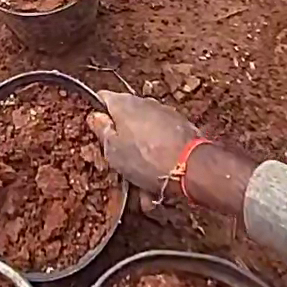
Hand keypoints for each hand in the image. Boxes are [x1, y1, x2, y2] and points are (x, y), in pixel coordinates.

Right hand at [86, 91, 202, 194]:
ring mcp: (163, 114)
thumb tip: (95, 116)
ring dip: (140, 157)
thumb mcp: (113, 150)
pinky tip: (156, 185)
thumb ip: (101, 130)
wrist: (193, 167)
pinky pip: (160, 143)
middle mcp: (144, 102)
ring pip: (143, 136)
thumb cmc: (148, 158)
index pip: (101, 98)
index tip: (94, 131)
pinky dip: (157, 159)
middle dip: (121, 144)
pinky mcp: (179, 127)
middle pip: (123, 121)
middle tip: (118, 167)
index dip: (95, 113)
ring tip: (141, 187)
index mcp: (123, 103)